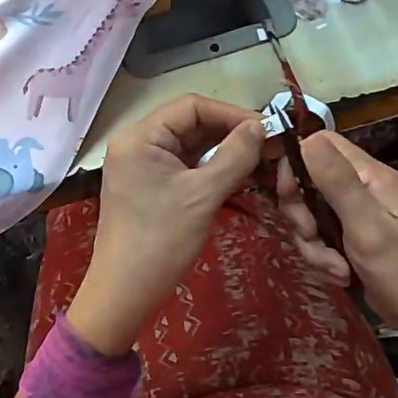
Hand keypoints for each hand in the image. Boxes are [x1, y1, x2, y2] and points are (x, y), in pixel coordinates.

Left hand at [66, 95, 270, 353]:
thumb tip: (261, 126)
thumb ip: (234, 156)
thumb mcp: (203, 195)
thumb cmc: (161, 240)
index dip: (232, 114)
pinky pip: (187, 167)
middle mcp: (138, 143)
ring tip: (262, 162)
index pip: (192, 107)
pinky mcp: (152, 186)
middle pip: (192, 124)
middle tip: (271, 148)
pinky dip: (213, 169)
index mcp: (140, 136)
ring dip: (226, 152)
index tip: (267, 130)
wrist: (126, 291)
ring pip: (192, 147)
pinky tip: (241, 176)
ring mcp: (144, 166)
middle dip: (232, 133)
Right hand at [278, 131, 397, 341]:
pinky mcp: (351, 241)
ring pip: (311, 216)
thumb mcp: (368, 227)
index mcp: (371, 176)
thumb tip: (307, 139)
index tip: (287, 193)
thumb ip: (338, 183)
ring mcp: (356, 217)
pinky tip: (341, 276)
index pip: (321, 144)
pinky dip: (323, 259)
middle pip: (308, 183)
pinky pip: (320, 240)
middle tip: (311, 235)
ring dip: (313, 245)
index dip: (296, 162)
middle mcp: (363, 189)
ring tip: (336, 267)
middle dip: (302, 214)